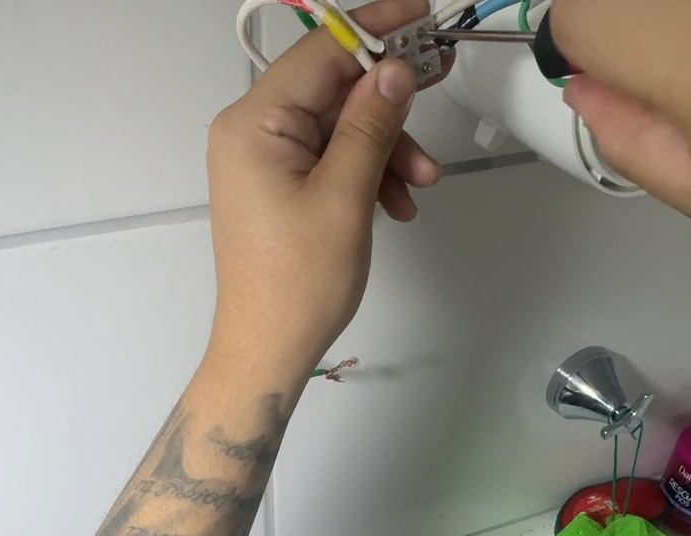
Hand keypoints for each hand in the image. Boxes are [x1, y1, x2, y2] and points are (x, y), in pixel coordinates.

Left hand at [207, 0, 443, 371]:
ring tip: (419, 186)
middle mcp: (250, 135)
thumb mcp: (345, 198)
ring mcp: (263, 166)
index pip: (321, 52)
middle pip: (331, 92)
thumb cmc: (297, 285)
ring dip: (384, 151)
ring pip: (336, 132)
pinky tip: (395, 205)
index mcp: (253, 125)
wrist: (268, 349)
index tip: (424, 18)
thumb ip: (371, 126)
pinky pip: (328, 164)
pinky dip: (365, 176)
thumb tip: (396, 70)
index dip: (377, 31)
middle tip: (440, 92)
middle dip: (388, 108)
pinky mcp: (277, 192)